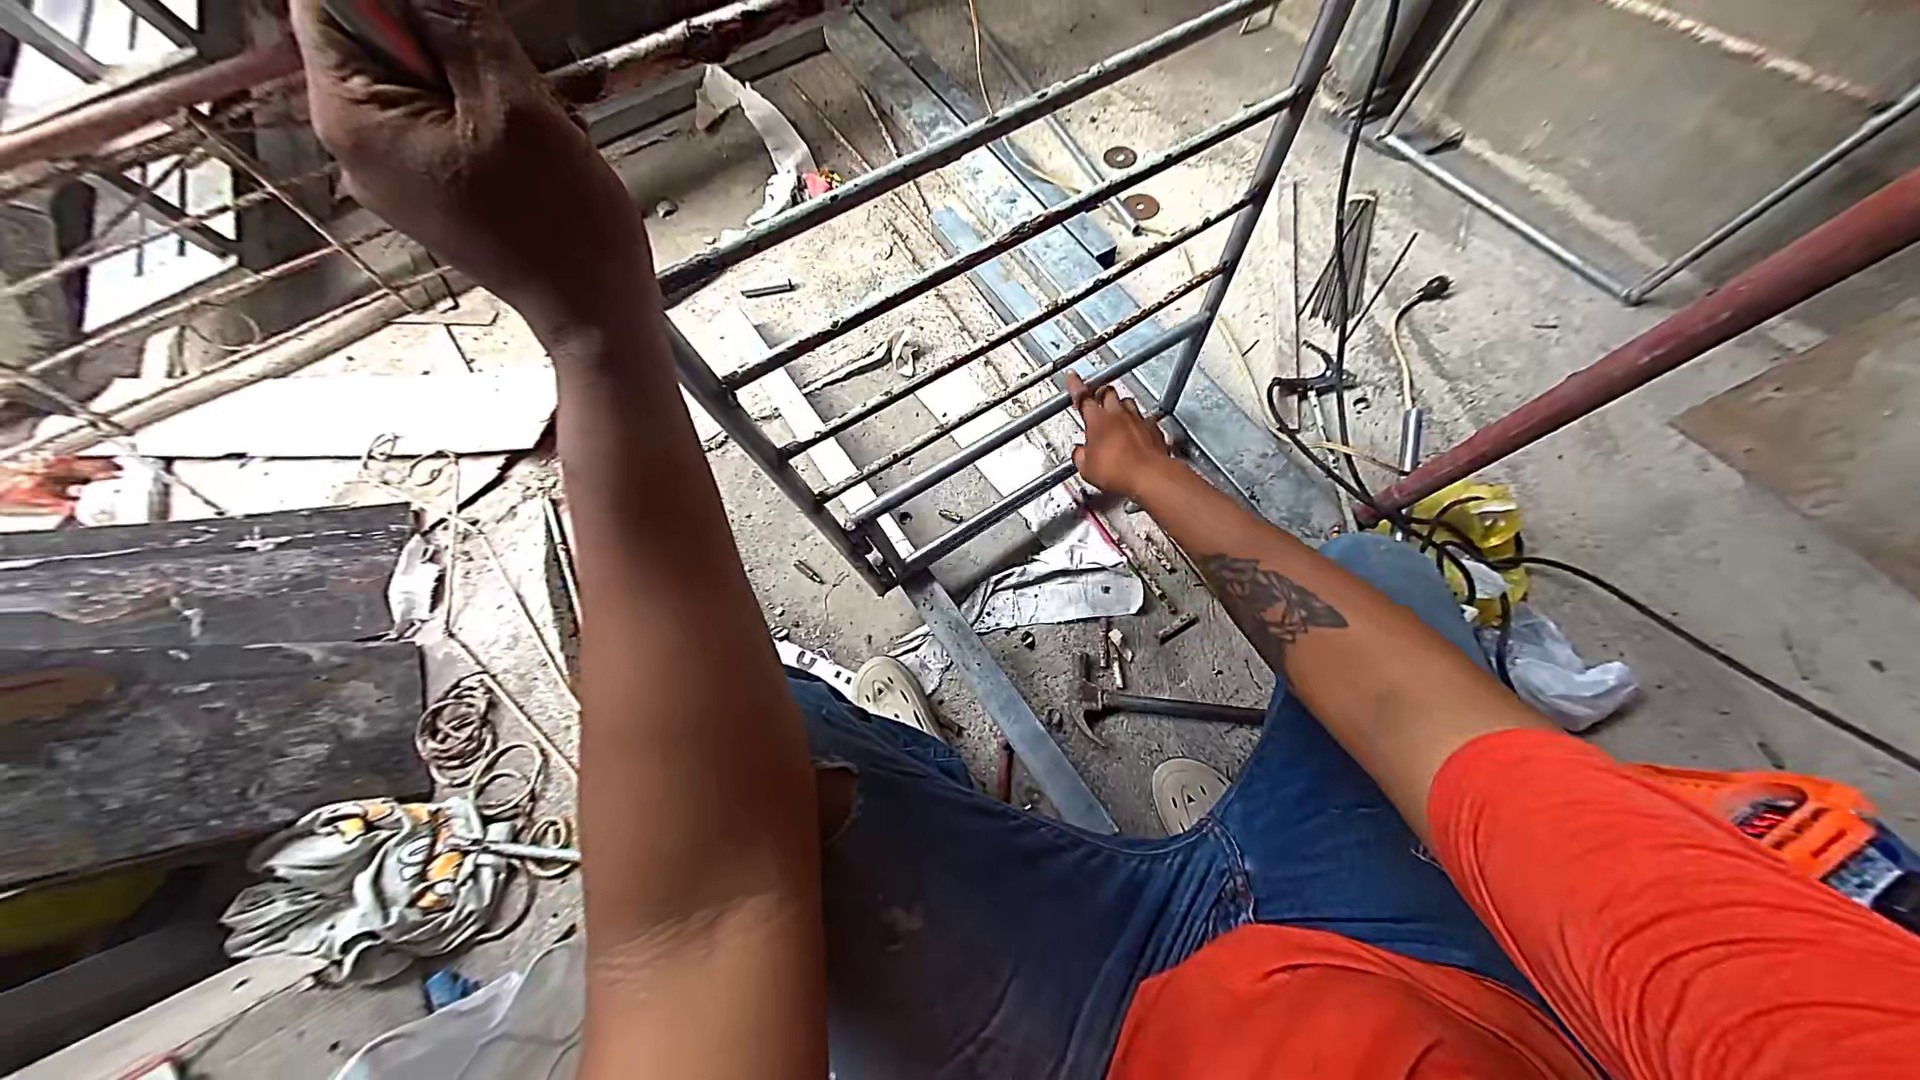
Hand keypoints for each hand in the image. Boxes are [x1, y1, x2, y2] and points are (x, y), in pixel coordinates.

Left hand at [289, 0, 648, 333]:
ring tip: (547, 135)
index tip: (470, 21)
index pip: (336, 4)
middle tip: (525, 88)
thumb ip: (459, 23)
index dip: (408, 3)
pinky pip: (460, 136)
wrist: (601, 314)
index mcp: (357, 121)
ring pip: (436, 93)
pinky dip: (502, 131)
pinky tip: (544, 158)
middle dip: (463, 51)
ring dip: (495, 94)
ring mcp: (409, 182)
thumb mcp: (516, 107)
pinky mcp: (449, 202)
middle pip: (391, 49)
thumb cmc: (565, 232)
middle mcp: (367, 152)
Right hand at [1067, 371, 1174, 499]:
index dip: (1075, 386)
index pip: (1083, 396)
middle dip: (1101, 393)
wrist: (1149, 475)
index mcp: (1097, 420)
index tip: (1073, 378)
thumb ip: (1080, 456)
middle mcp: (1118, 414)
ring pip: (1128, 402)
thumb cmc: (1118, 470)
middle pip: (1108, 392)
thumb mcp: (1087, 468)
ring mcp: (1138, 419)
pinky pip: (1144, 419)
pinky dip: (1138, 422)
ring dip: (1120, 405)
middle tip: (1096, 398)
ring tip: (1116, 413)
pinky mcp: (1153, 429)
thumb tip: (1079, 453)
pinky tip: (1136, 431)